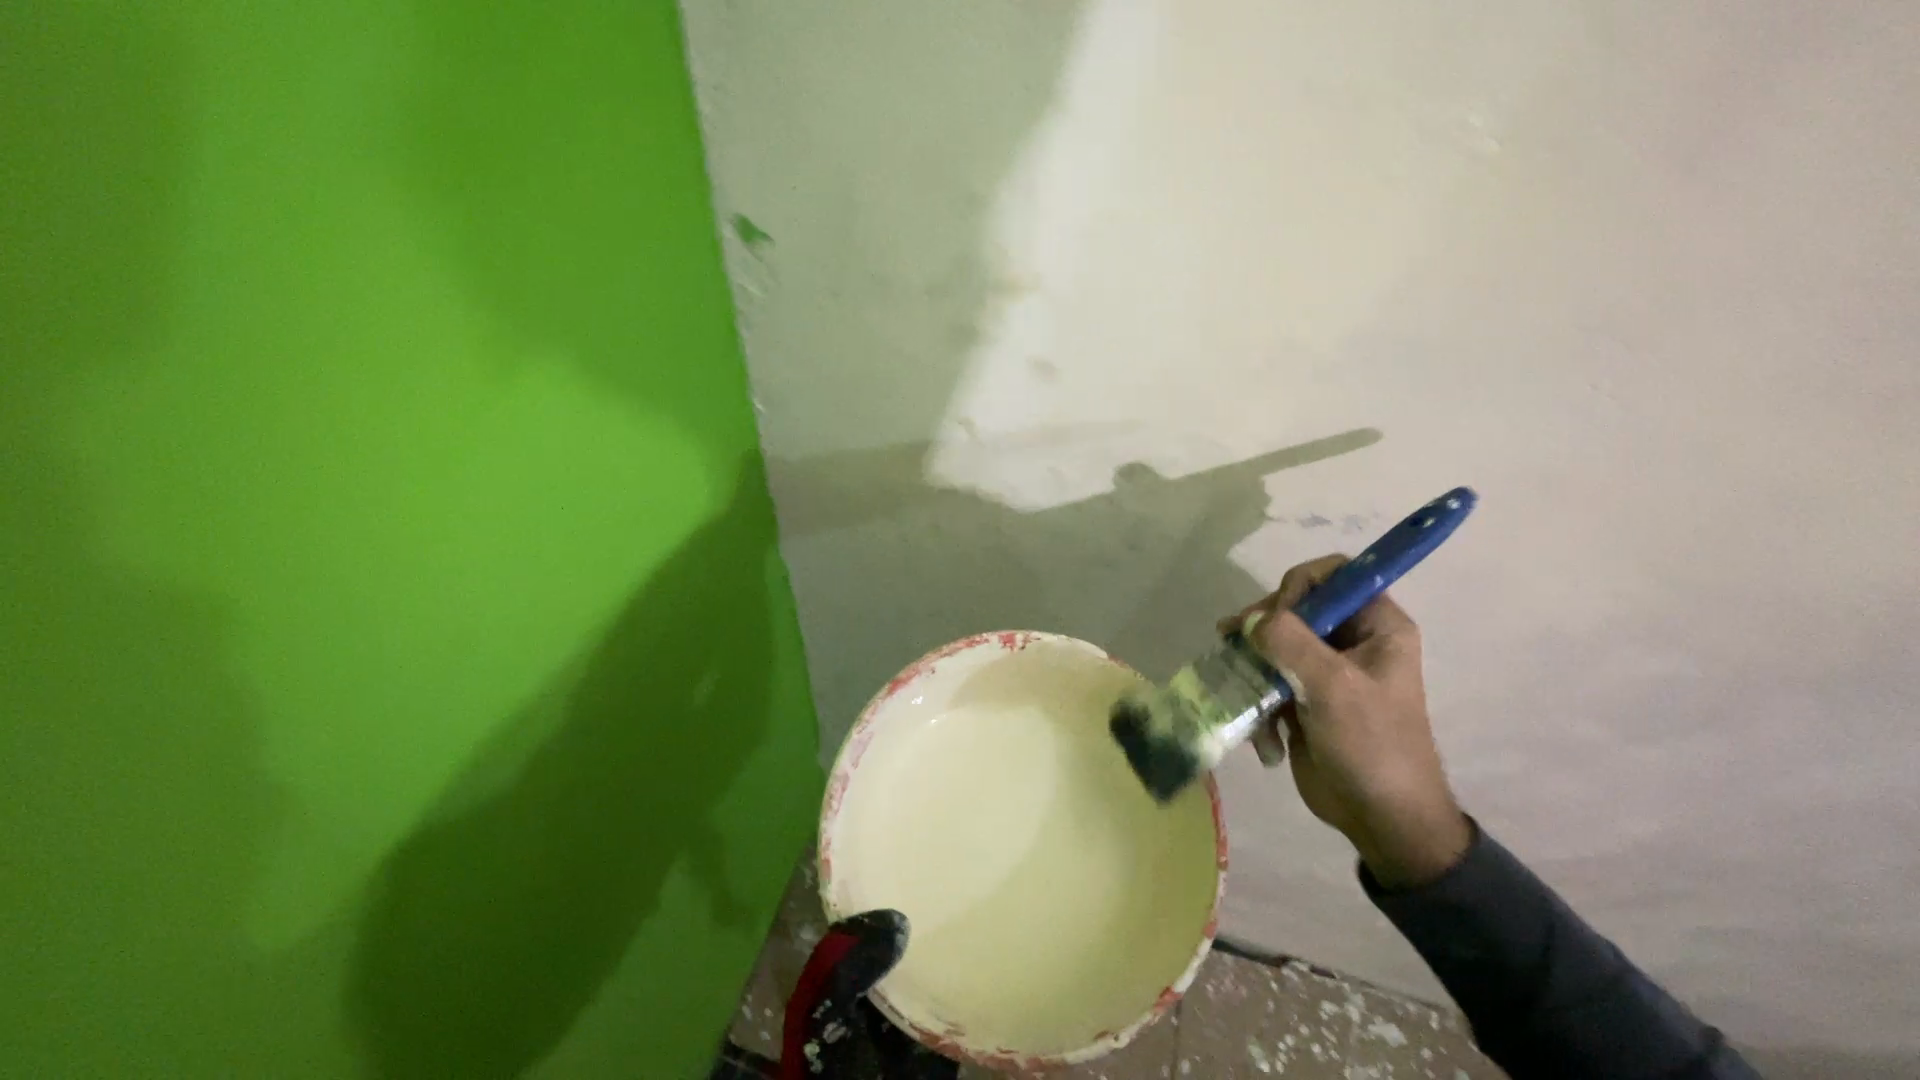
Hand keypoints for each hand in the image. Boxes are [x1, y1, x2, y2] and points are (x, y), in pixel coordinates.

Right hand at [1222, 555, 1471, 888]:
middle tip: (1236, 641)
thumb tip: (1251, 620)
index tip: (1279, 615)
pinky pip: (1267, 677)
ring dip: (1251, 661)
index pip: (1336, 574)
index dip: (1301, 585)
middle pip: (1296, 606)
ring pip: (1274, 642)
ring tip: (1230, 673)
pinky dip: (1254, 693)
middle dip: (1264, 626)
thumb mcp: (1334, 688)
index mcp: (1378, 627)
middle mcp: (1352, 641)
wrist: (1380, 816)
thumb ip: (1290, 642)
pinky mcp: (1302, 698)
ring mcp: (1325, 670)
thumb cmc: (1371, 745)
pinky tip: (1253, 720)